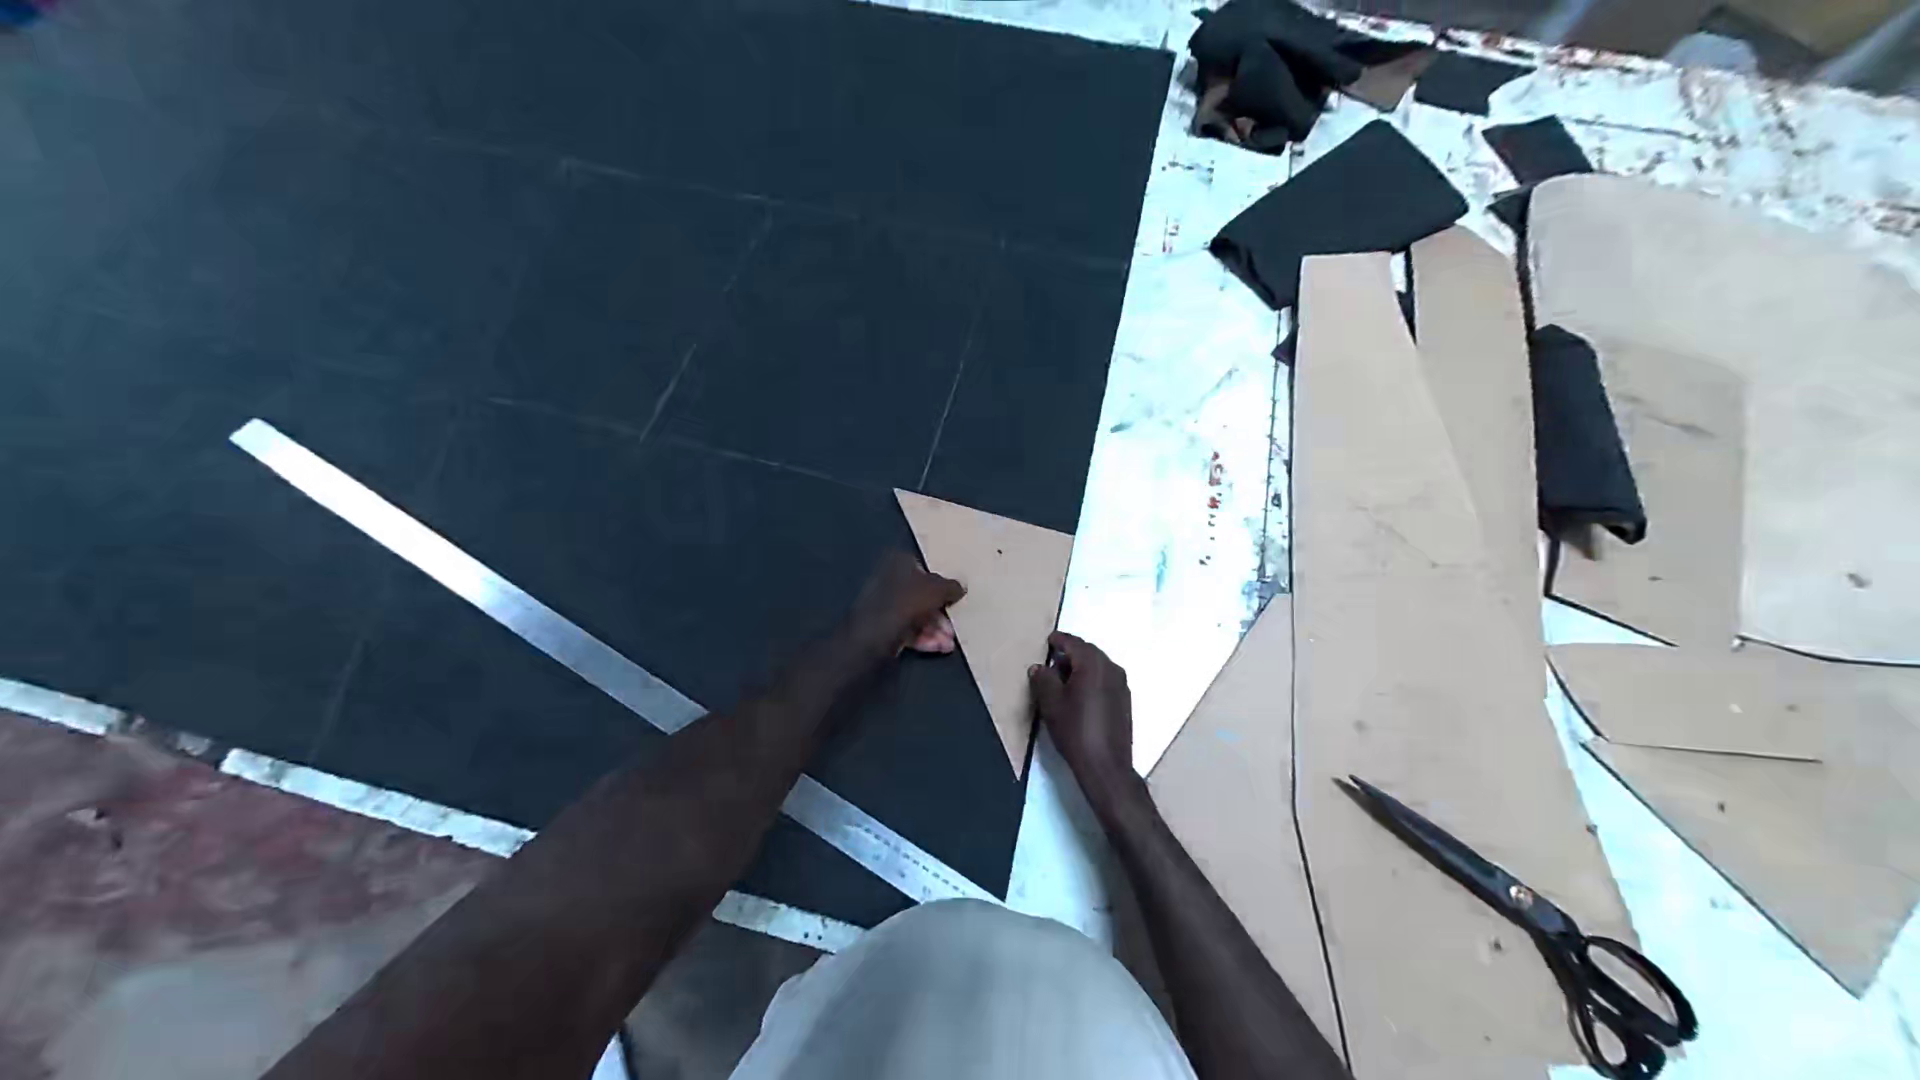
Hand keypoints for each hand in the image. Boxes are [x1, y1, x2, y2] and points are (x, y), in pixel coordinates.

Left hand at [847, 551, 964, 657]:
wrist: (873, 636)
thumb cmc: (906, 603)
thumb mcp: (937, 589)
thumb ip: (951, 586)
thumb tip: (960, 587)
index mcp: (898, 563)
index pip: (924, 569)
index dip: (941, 584)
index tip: (953, 598)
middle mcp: (889, 581)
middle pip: (923, 597)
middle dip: (941, 615)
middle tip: (952, 628)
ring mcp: (885, 606)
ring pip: (917, 616)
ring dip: (936, 630)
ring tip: (948, 643)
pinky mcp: (883, 628)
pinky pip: (909, 631)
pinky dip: (925, 638)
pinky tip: (939, 647)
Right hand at [1028, 632, 1134, 794]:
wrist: (1105, 765)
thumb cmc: (1075, 729)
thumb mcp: (1051, 703)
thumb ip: (1043, 679)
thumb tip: (1040, 668)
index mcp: (1094, 664)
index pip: (1074, 643)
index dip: (1059, 640)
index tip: (1048, 641)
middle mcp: (1112, 669)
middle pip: (1088, 652)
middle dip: (1070, 654)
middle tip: (1051, 662)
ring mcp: (1122, 685)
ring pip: (1098, 667)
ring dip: (1081, 668)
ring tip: (1062, 680)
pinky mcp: (1125, 701)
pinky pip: (1105, 680)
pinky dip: (1091, 680)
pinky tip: (1079, 695)